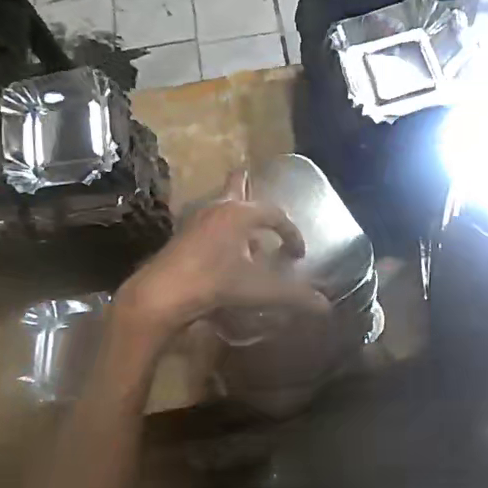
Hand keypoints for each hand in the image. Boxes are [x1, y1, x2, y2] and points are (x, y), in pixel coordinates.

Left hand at [116, 172, 330, 336]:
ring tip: (248, 230)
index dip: (291, 233)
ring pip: (221, 206)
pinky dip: (221, 230)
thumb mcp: (259, 291)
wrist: (162, 295)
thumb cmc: (214, 284)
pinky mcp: (182, 237)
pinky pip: (208, 224)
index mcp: (240, 214)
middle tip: (255, 181)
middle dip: (248, 185)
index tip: (298, 254)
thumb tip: (325, 306)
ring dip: (236, 213)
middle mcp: (218, 210)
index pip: (275, 215)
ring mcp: (196, 221)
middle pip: (236, 186)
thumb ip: (293, 297)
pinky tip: (226, 253)